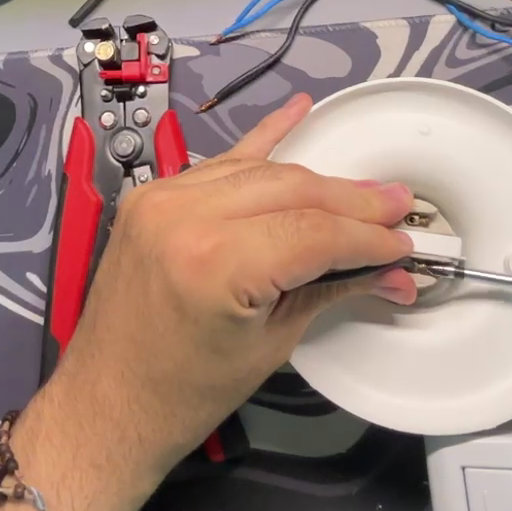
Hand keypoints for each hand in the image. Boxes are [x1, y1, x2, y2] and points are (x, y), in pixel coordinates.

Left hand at [14, 94, 415, 510]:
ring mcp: (162, 197)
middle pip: (291, 190)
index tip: (404, 244)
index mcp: (214, 262)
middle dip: (351, 201)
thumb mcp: (270, 344)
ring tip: (365, 193)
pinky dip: (261, 139)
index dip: (367, 237)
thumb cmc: (186, 392)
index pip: (313, 232)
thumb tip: (391, 271)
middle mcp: (185, 215)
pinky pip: (219, 163)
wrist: (107, 400)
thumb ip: (330, 290)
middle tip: (397, 209)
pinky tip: (296, 110)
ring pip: (260, 171)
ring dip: (316, 181)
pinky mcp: (152, 195)